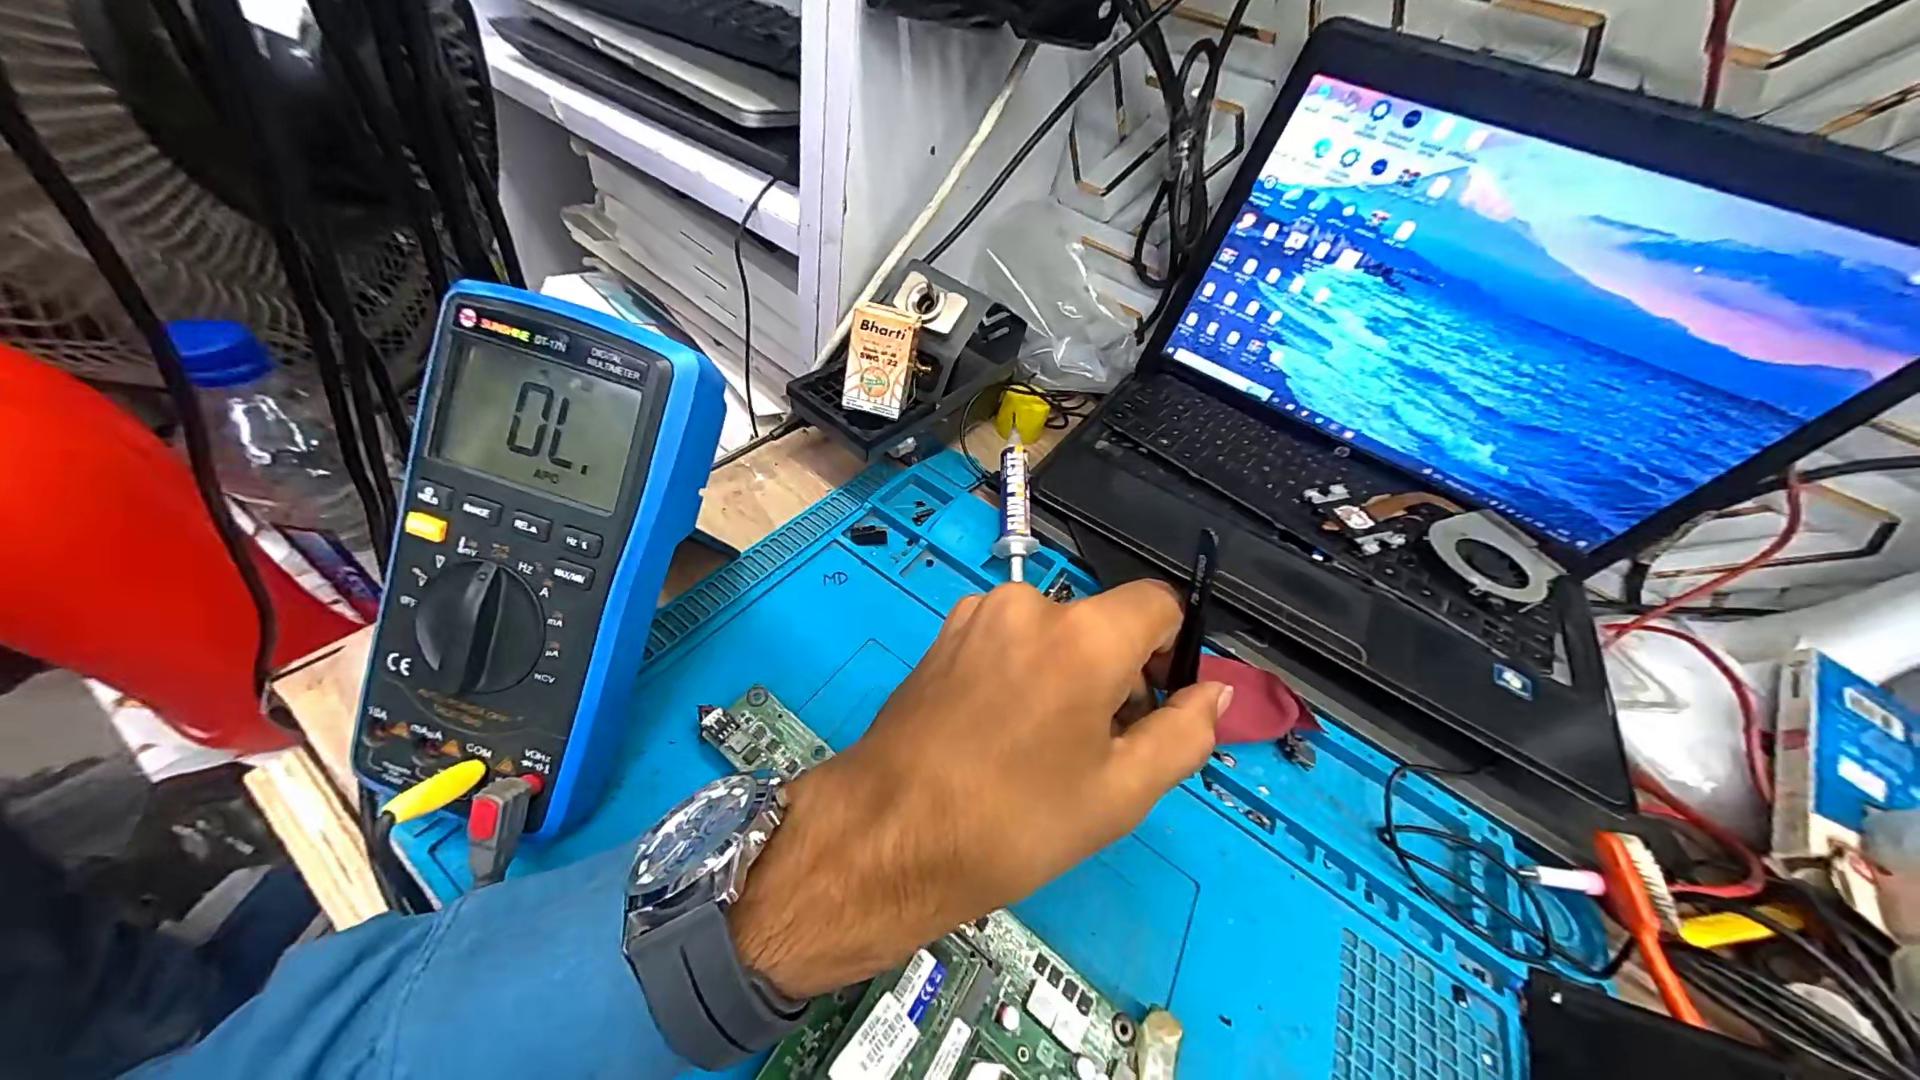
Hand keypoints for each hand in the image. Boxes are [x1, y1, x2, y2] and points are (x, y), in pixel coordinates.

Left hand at [726, 580, 1231, 997]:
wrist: (890, 831)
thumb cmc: (1014, 822)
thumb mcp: (1120, 793)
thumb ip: (1184, 733)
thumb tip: (1213, 692)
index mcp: (1083, 635)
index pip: (1159, 604)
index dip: (1170, 652)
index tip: (1154, 705)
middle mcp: (1030, 603)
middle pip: (1103, 621)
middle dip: (1116, 670)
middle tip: (1097, 743)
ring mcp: (978, 611)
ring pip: (1055, 629)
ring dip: (1068, 670)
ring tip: (1041, 741)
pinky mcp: (945, 630)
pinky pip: (1010, 635)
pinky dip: (1024, 666)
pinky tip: (1000, 724)